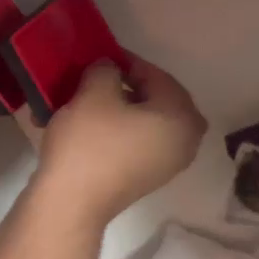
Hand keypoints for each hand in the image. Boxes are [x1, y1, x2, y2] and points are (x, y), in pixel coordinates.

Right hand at [31, 58, 206, 227]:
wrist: (73, 200)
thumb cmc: (88, 144)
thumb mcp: (91, 96)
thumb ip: (103, 72)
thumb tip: (108, 67)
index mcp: (182, 115)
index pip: (157, 76)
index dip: (126, 62)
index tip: (98, 57)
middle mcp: (186, 138)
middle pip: (153, 101)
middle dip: (120, 89)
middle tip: (90, 83)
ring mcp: (168, 161)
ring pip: (141, 123)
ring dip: (114, 111)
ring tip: (81, 107)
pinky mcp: (145, 177)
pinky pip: (134, 143)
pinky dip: (113, 132)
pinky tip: (84, 131)